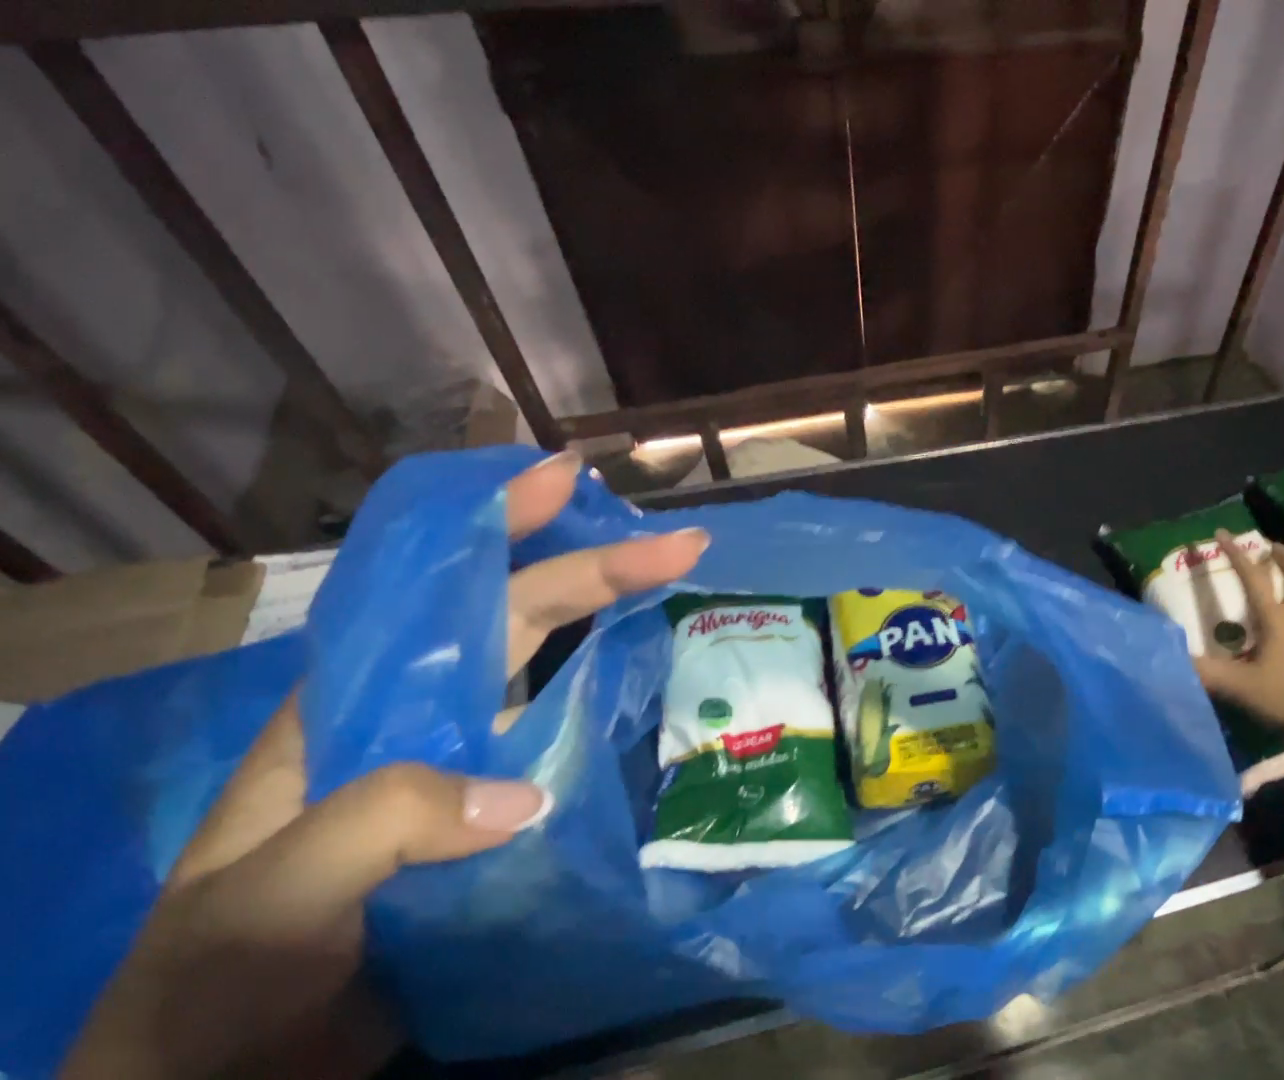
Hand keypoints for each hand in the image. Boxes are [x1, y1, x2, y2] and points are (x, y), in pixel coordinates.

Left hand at [61, 452, 708, 1079]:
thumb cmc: (221, 981)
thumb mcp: (274, 895)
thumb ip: (384, 823)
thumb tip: (527, 790)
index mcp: (355, 709)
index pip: (444, 600)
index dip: (509, 534)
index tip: (573, 482)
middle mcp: (416, 724)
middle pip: (511, 624)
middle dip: (588, 570)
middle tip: (674, 544)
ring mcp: (459, 776)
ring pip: (545, 684)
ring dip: (606, 636)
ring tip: (675, 603)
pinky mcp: (491, 829)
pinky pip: (562, 758)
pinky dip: (610, 723)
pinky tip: (656, 715)